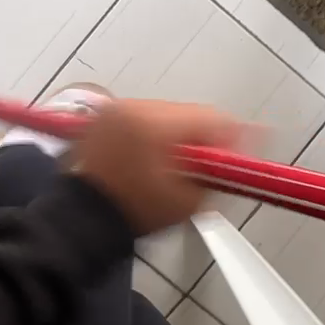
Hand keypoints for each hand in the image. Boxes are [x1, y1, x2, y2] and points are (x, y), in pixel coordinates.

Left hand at [67, 100, 245, 235]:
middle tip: (205, 166)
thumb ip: (219, 173)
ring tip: (173, 165)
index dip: (232, 138)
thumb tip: (240, 155)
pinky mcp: (104, 115)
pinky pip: (141, 116)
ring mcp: (116, 108)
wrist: (84, 217)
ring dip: (176, 134)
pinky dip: (152, 132)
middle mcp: (135, 107)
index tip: (239, 155)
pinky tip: (152, 157)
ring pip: (165, 113)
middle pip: (188, 113)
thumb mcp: (189, 200)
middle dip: (201, 137)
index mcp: (156, 124)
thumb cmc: (135, 212)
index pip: (212, 118)